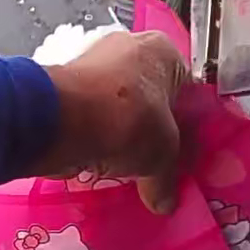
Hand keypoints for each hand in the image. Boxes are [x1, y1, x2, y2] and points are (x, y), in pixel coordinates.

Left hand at [35, 31, 187, 213]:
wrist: (62, 119)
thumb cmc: (129, 121)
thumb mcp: (163, 156)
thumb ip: (167, 179)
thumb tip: (165, 204)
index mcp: (164, 51)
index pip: (187, 93)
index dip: (188, 128)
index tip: (183, 157)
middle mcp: (129, 45)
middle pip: (150, 100)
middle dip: (151, 133)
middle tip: (154, 166)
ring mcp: (93, 63)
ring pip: (118, 109)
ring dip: (120, 137)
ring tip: (123, 169)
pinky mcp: (67, 84)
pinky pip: (91, 117)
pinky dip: (94, 137)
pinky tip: (98, 162)